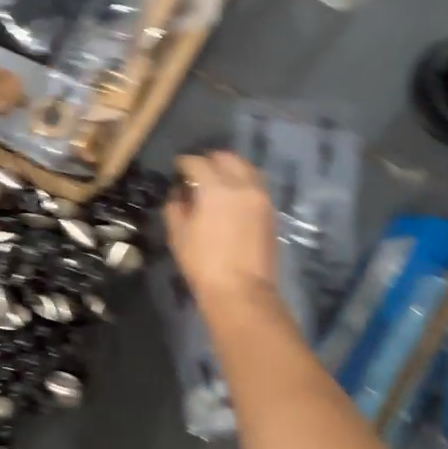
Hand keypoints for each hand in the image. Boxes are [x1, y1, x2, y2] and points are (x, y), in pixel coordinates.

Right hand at [165, 152, 278, 313]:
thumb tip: (180, 194)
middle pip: (228, 158)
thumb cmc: (203, 263)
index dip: (184, 163)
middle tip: (197, 174)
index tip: (177, 169)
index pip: (198, 163)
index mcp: (216, 188)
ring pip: (247, 168)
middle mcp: (243, 185)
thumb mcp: (178, 234)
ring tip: (218, 182)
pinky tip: (232, 198)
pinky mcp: (271, 211)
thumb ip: (176, 207)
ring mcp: (261, 197)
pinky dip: (243, 183)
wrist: (241, 290)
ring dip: (230, 169)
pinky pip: (256, 185)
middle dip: (210, 161)